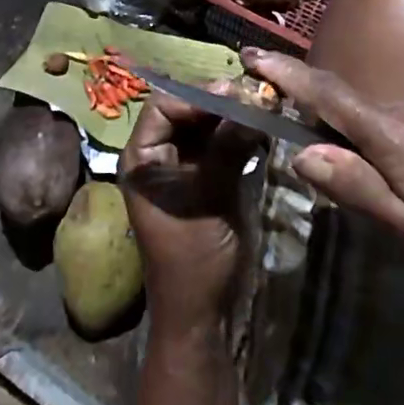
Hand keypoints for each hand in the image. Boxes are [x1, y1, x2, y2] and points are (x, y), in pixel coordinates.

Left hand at [120, 88, 263, 331]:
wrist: (200, 311)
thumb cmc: (194, 258)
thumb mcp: (210, 200)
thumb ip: (226, 151)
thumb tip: (251, 104)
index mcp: (141, 158)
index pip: (162, 108)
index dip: (196, 97)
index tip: (234, 93)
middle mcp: (155, 156)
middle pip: (183, 113)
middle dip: (216, 102)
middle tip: (254, 94)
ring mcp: (179, 168)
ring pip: (202, 128)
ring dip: (229, 116)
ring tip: (262, 104)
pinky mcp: (202, 180)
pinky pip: (216, 147)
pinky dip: (236, 136)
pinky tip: (259, 128)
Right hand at [246, 50, 403, 310]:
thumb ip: (358, 191)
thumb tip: (300, 152)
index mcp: (399, 138)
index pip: (327, 95)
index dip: (284, 73)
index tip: (247, 54)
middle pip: (341, 102)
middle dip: (305, 111)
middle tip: (286, 139)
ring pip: (366, 113)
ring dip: (341, 129)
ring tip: (338, 170)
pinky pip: (390, 118)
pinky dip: (368, 133)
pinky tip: (384, 170)